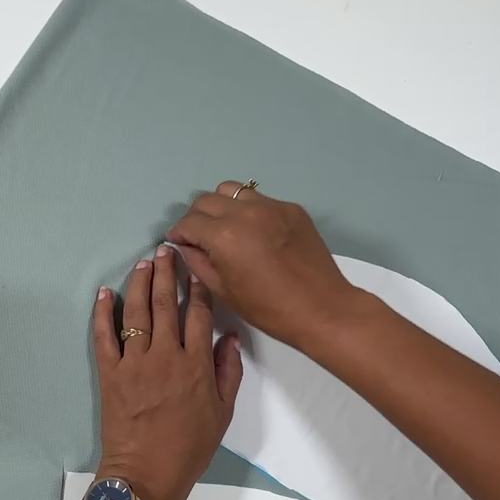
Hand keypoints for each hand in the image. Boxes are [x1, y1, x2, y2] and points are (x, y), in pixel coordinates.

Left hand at [92, 244, 242, 499]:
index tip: (196, 267)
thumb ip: (228, 372)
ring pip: (136, 312)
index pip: (197, 314)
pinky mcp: (110, 372)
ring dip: (139, 283)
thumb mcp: (222, 413)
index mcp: (195, 364)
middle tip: (166, 249)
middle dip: (166, 273)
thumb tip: (231, 337)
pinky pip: (104, 336)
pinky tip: (104, 293)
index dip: (197, 287)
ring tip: (144, 262)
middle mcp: (164, 355)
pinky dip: (102, 313)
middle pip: (164, 304)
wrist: (146, 474)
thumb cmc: (189, 447)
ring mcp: (134, 361)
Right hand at [166, 181, 365, 354]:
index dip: (178, 233)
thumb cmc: (268, 307)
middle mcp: (244, 212)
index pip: (188, 222)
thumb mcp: (223, 290)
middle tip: (201, 237)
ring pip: (232, 191)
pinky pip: (260, 200)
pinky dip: (249, 211)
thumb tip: (185, 245)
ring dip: (222, 206)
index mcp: (224, 235)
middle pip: (206, 200)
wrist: (321, 308)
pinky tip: (257, 233)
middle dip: (197, 218)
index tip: (178, 242)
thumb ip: (197, 262)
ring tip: (227, 227)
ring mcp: (271, 206)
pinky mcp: (291, 208)